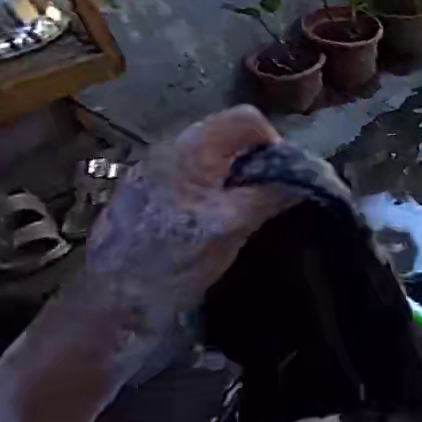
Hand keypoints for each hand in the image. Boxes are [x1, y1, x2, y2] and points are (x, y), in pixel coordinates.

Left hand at [73, 106, 292, 336]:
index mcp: (192, 149)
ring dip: (238, 178)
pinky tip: (214, 222)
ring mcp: (154, 170)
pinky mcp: (147, 192)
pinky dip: (216, 190)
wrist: (111, 302)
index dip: (274, 144)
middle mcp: (170, 149)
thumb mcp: (232, 227)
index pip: (247, 119)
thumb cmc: (173, 259)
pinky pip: (195, 176)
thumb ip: (270, 195)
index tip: (283, 180)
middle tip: (268, 199)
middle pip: (230, 136)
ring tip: (244, 214)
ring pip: (214, 157)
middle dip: (258, 163)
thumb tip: (310, 178)